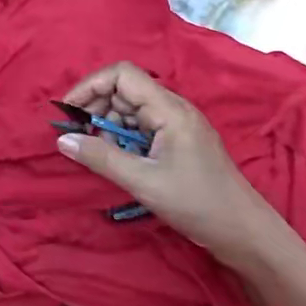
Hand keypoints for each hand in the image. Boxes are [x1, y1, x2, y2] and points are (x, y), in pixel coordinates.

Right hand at [57, 62, 283, 265]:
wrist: (242, 230)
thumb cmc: (196, 203)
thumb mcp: (143, 181)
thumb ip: (101, 157)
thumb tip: (62, 139)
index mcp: (169, 108)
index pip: (122, 74)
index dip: (90, 86)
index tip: (67, 112)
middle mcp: (173, 108)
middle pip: (124, 90)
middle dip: (95, 107)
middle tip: (77, 137)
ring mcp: (176, 124)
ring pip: (131, 109)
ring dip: (107, 125)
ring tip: (97, 153)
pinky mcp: (177, 140)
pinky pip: (142, 127)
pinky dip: (122, 138)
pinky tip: (117, 159)